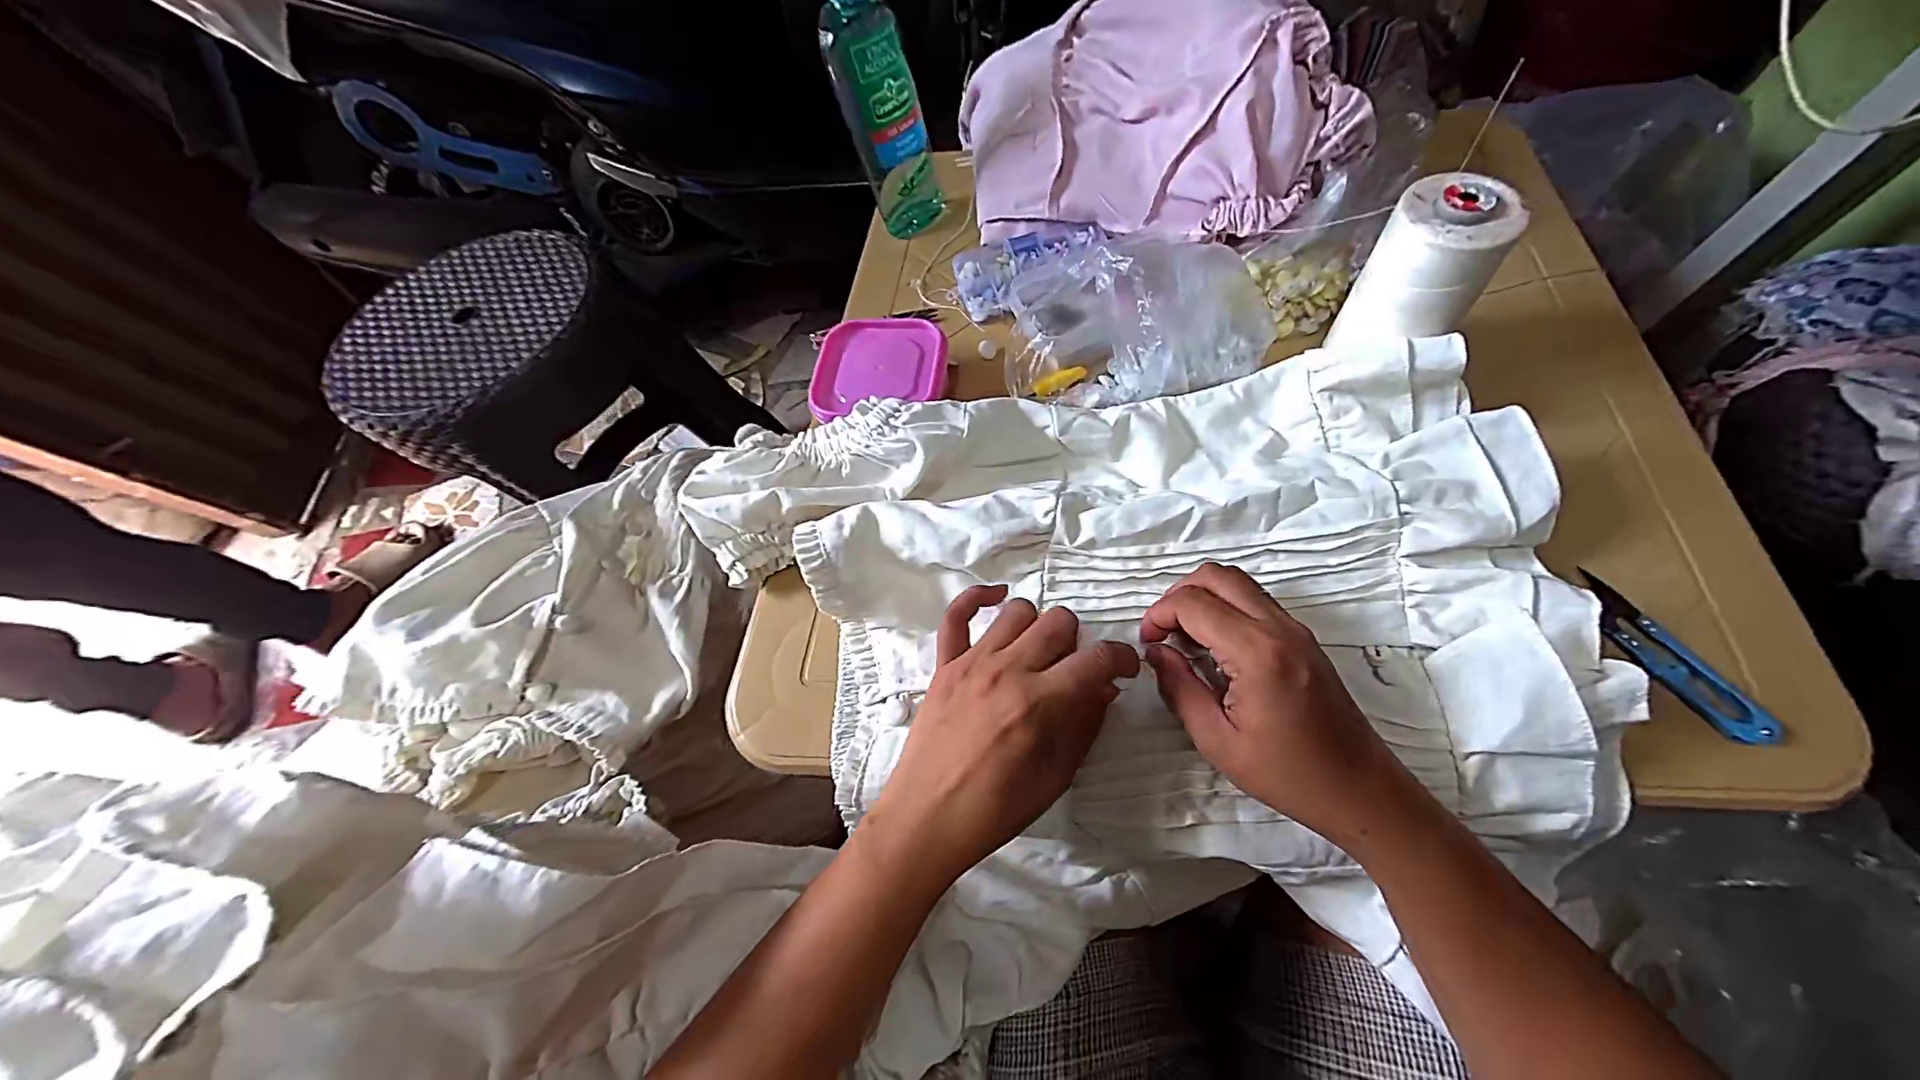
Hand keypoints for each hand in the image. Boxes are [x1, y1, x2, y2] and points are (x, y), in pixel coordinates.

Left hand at [864, 585, 1140, 882]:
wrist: (928, 817)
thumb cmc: (996, 808)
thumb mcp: (1055, 776)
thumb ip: (1085, 725)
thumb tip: (1105, 689)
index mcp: (1039, 702)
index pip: (1097, 658)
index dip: (1122, 659)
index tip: (1125, 668)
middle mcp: (1007, 671)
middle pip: (1059, 623)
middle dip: (1079, 642)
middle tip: (1075, 670)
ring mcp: (971, 663)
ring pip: (1018, 612)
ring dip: (1038, 626)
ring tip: (1039, 652)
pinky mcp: (944, 665)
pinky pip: (956, 615)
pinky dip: (977, 598)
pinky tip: (996, 597)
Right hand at [1139, 563, 1416, 844]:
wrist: (1359, 789)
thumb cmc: (1289, 774)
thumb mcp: (1217, 740)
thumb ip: (1179, 688)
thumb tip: (1156, 653)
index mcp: (1258, 653)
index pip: (1193, 603)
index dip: (1158, 615)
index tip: (1148, 642)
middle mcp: (1280, 629)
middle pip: (1216, 575)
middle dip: (1178, 595)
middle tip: (1162, 631)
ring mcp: (1297, 630)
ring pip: (1238, 582)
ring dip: (1203, 598)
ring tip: (1185, 638)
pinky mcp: (1304, 639)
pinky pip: (1255, 601)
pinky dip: (1225, 607)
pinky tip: (1214, 647)